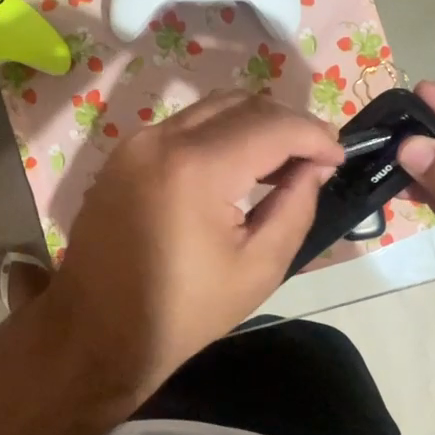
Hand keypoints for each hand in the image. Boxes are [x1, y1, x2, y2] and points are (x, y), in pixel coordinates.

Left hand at [51, 90, 342, 398]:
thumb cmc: (181, 311)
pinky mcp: (122, 155)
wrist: (95, 330)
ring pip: (210, 109)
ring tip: (280, 165)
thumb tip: (315, 167)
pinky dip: (217, 135)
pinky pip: (182, 127)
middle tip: (314, 160)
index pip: (272, 126)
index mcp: (196, 167)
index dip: (315, 136)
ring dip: (252, 125)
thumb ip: (295, 207)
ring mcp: (136, 143)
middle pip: (241, 104)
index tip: (339, 158)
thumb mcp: (257, 268)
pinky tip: (235, 169)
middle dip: (286, 124)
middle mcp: (161, 139)